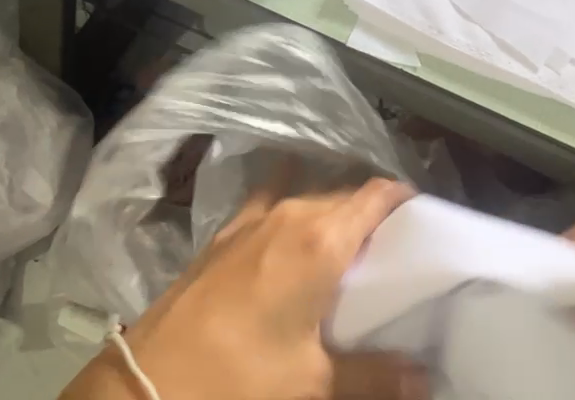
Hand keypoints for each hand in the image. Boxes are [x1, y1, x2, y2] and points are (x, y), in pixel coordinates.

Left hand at [62, 177, 425, 399]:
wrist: (149, 381)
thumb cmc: (240, 376)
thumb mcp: (313, 382)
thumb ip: (376, 375)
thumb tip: (426, 377)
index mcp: (322, 238)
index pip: (376, 194)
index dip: (404, 198)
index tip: (423, 219)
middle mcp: (291, 212)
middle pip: (345, 193)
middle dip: (372, 212)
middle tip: (393, 246)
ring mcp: (253, 217)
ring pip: (309, 195)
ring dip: (332, 211)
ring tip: (347, 247)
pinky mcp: (225, 232)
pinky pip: (272, 202)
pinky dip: (294, 211)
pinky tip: (292, 238)